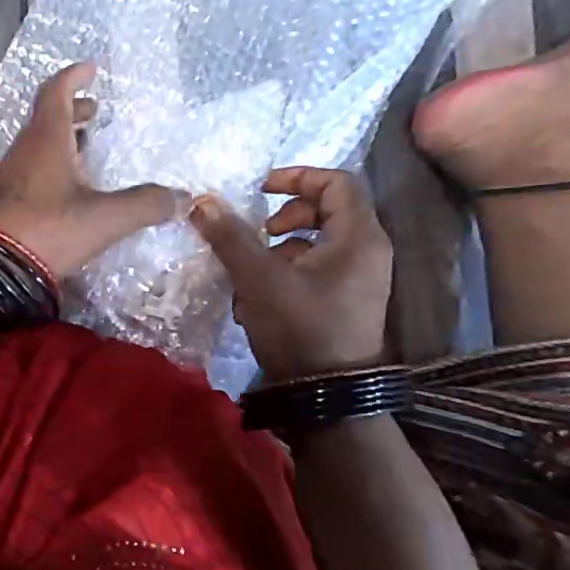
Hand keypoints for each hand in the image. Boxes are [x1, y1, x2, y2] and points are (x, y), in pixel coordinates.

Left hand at [0, 62, 188, 275]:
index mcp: (46, 140)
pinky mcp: (4, 201)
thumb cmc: (47, 230)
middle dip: (73, 110)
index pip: (56, 91)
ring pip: (38, 145)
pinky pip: (31, 170)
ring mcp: (10, 176)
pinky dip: (52, 165)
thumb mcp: (104, 218)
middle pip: (47, 118)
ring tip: (88, 149)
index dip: (74, 76)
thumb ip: (145, 205)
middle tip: (96, 111)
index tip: (91, 68)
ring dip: (63, 140)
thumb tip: (182, 198)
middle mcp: (24, 151)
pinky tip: (68, 189)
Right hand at [190, 167, 392, 378]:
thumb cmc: (300, 327)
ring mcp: (360, 278)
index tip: (260, 189)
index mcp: (358, 237)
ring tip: (253, 266)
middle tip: (259, 231)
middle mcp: (368, 251)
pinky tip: (260, 293)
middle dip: (286, 214)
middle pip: (329, 210)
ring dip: (282, 245)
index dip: (296, 177)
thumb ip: (230, 238)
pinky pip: (319, 268)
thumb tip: (201, 202)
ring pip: (320, 242)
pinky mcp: (347, 301)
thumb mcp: (258, 279)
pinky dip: (289, 269)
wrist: (326, 392)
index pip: (336, 182)